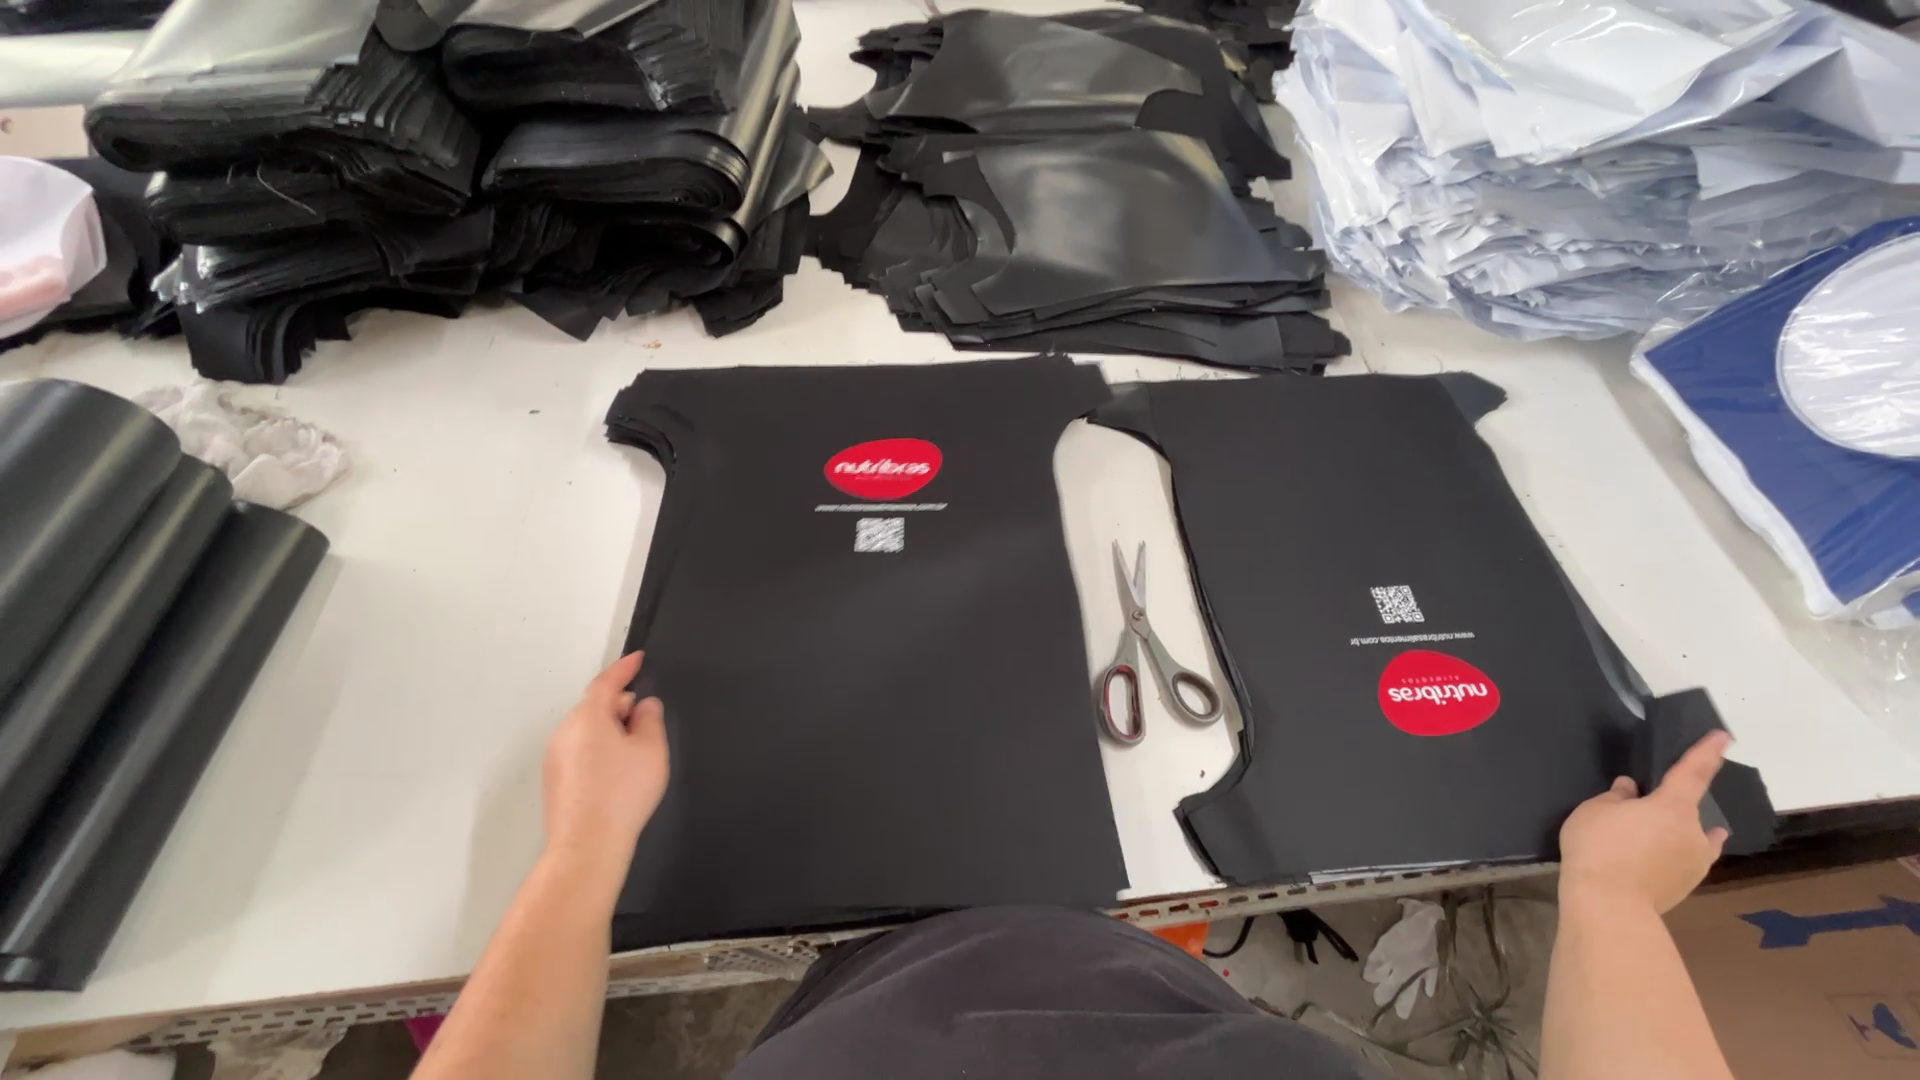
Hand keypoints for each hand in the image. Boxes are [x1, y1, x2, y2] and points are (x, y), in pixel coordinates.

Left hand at [542, 652, 669, 871]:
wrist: (587, 846)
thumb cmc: (623, 791)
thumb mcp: (651, 750)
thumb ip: (650, 720)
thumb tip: (643, 706)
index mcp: (588, 718)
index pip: (607, 682)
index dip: (624, 668)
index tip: (638, 658)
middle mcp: (565, 732)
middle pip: (595, 706)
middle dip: (620, 706)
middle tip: (646, 719)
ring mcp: (555, 758)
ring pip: (587, 730)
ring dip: (610, 730)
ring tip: (636, 751)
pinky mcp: (555, 780)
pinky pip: (580, 751)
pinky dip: (600, 749)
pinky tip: (618, 772)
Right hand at [1558, 731, 1731, 914]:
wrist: (1610, 898)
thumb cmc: (1599, 844)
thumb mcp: (1595, 810)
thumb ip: (1616, 797)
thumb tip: (1630, 790)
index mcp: (1671, 807)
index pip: (1691, 772)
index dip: (1706, 753)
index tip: (1723, 737)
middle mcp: (1693, 831)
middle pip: (1685, 811)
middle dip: (1664, 807)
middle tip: (1630, 811)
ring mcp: (1695, 860)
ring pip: (1689, 838)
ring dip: (1674, 832)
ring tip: (1648, 835)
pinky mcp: (1687, 883)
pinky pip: (1684, 859)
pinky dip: (1670, 853)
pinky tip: (1655, 857)